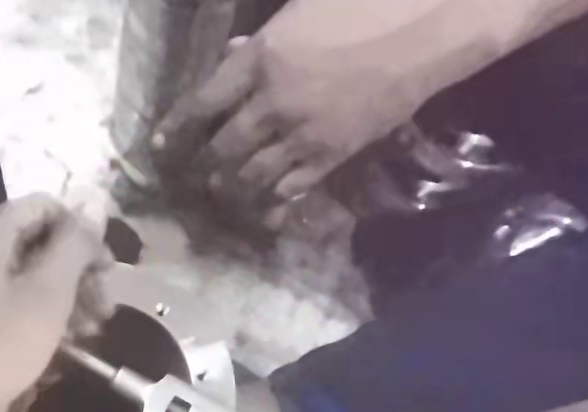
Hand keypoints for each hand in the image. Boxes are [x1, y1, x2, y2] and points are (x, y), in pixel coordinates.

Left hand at [0, 194, 107, 411]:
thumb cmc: (6, 345)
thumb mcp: (50, 292)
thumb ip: (75, 245)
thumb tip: (94, 210)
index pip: (46, 207)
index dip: (84, 236)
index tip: (108, 274)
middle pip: (38, 240)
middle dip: (78, 272)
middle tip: (104, 309)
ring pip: (29, 270)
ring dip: (67, 295)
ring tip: (91, 329)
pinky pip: (13, 293)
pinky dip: (43, 308)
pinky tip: (66, 336)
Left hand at [153, 0, 435, 224]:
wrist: (427, 26)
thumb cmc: (366, 1)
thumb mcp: (303, 6)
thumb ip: (262, 42)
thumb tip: (233, 61)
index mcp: (263, 59)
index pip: (205, 101)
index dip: (178, 126)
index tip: (159, 144)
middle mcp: (274, 104)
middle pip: (223, 148)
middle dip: (203, 165)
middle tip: (193, 175)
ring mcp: (301, 137)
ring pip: (251, 177)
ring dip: (231, 189)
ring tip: (221, 194)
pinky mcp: (329, 159)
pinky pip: (289, 191)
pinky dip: (271, 205)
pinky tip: (261, 214)